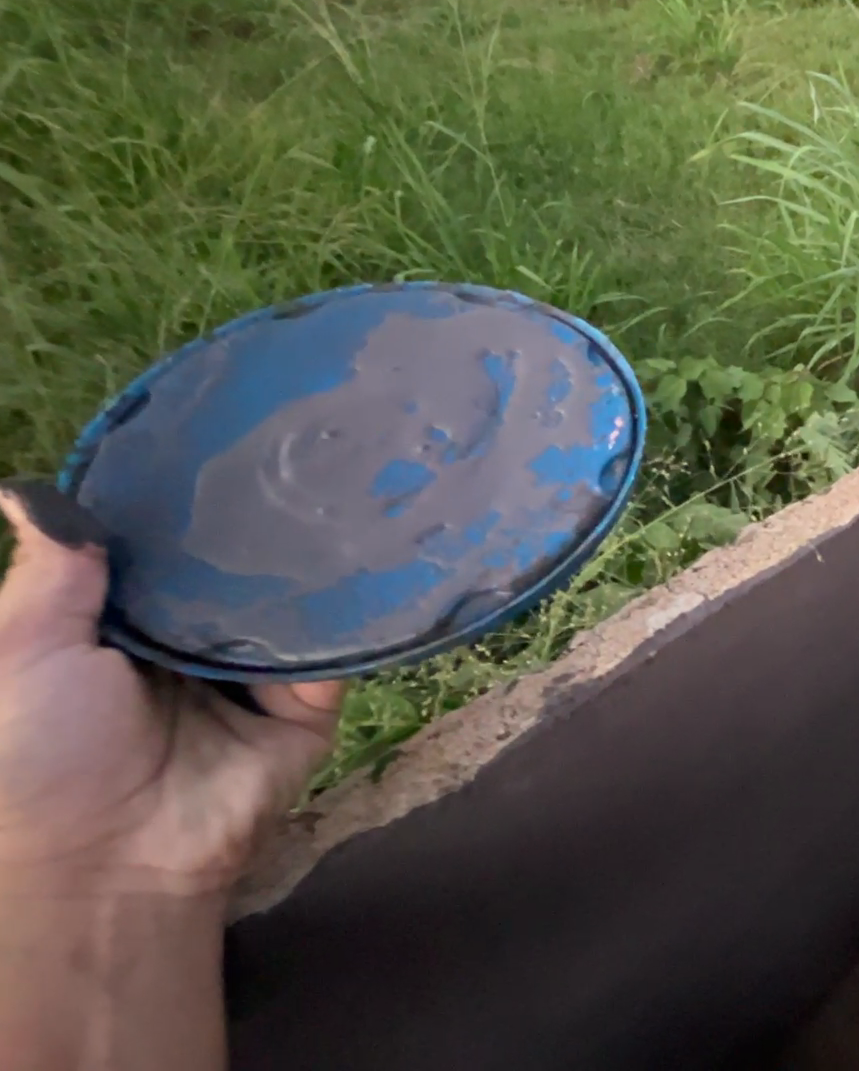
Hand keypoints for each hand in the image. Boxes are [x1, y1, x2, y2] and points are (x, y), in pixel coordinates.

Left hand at [0, 484, 342, 897]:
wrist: (114, 855)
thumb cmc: (36, 754)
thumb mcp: (17, 659)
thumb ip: (49, 583)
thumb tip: (27, 488)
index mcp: (122, 632)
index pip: (160, 560)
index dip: (178, 512)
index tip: (212, 455)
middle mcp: (195, 645)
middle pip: (234, 576)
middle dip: (256, 532)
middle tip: (293, 464)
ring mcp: (261, 672)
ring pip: (292, 606)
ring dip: (312, 569)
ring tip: (346, 499)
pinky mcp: (313, 699)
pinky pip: (337, 649)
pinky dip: (352, 617)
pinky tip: (372, 566)